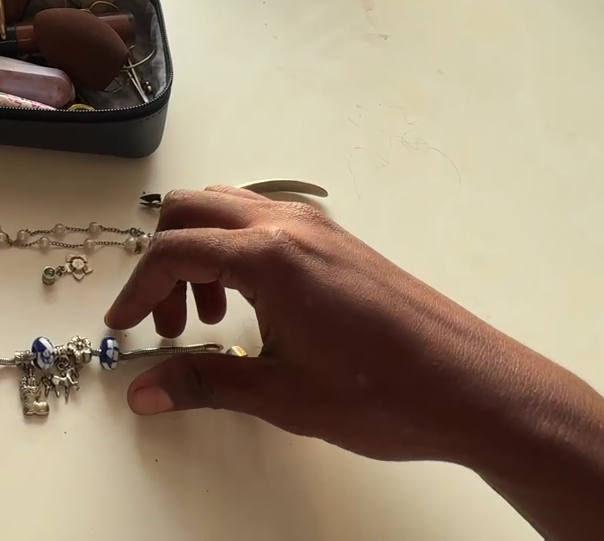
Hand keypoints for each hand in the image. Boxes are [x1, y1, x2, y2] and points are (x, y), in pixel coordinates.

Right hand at [106, 188, 603, 540]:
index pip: (171, 253)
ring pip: (222, 208)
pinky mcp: (332, 234)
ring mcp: (310, 222)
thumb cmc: (381, 395)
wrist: (479, 389)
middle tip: (170, 323)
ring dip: (198, 251)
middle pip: (188, 209)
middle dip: (163, 262)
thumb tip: (142, 395)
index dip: (137, 290)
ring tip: (212, 318)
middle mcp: (282, 222)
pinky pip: (258, 218)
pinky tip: (253, 303)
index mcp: (265, 255)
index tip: (124, 327)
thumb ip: (203, 384)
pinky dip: (232, 247)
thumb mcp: (282, 395)